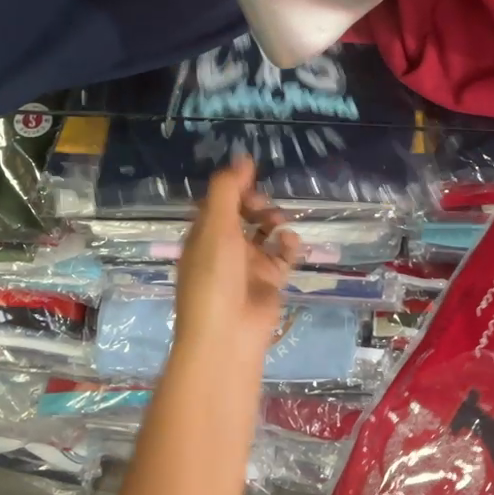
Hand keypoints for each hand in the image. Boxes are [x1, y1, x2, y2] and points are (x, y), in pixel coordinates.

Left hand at [172, 156, 303, 369]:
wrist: (227, 335)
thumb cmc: (215, 277)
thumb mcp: (215, 227)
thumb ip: (228, 190)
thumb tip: (243, 158)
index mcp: (203, 235)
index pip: (220, 202)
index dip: (236, 188)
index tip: (253, 176)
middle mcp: (224, 249)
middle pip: (243, 215)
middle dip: (257, 205)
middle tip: (265, 208)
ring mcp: (247, 266)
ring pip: (265, 233)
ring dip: (274, 223)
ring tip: (279, 225)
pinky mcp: (269, 282)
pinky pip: (283, 255)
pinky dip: (288, 246)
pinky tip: (290, 244)